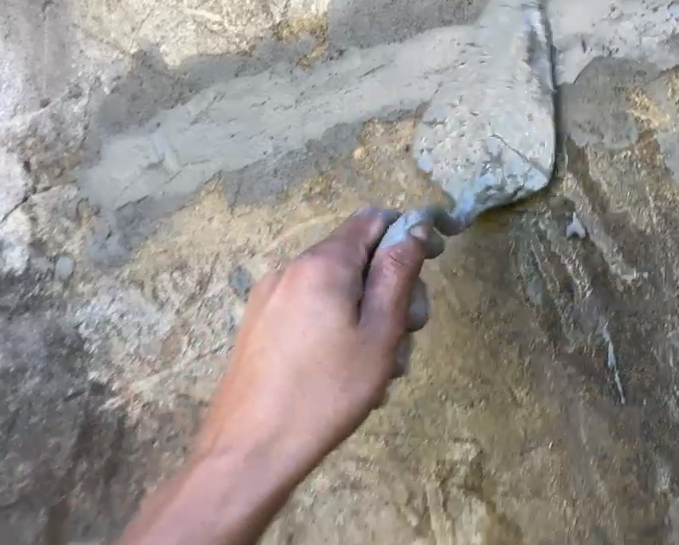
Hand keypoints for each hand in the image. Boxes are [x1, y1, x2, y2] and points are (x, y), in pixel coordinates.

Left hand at [119, 207, 437, 544]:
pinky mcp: (258, 330)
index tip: (434, 262)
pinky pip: (316, 309)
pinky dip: (342, 326)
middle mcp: (290, 271)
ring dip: (371, 313)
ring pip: (341, 287)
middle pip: (361, 256)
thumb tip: (415, 228)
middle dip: (394, 285)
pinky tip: (349, 370)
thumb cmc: (325, 391)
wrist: (244, 461)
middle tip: (408, 330)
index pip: (375, 218)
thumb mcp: (381, 330)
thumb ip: (399, 271)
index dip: (411, 231)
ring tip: (381, 362)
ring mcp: (269, 301)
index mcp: (322, 264)